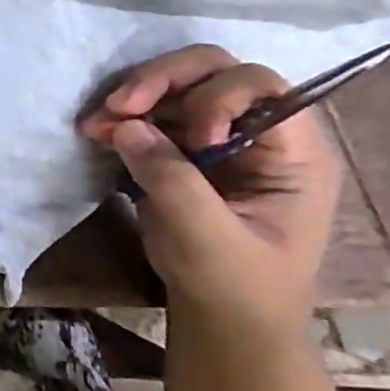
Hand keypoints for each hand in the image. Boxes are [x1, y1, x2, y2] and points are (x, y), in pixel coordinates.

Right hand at [79, 45, 341, 334]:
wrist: (222, 319)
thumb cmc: (235, 286)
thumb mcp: (208, 240)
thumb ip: (172, 181)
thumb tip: (126, 125)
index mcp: (294, 152)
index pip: (261, 87)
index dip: (219, 98)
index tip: (195, 141)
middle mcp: (259, 131)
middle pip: (212, 71)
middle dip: (162, 80)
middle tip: (119, 105)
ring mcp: (219, 135)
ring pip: (174, 85)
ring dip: (133, 97)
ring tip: (95, 124)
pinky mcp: (185, 146)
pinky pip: (151, 112)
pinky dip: (121, 117)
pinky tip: (95, 131)